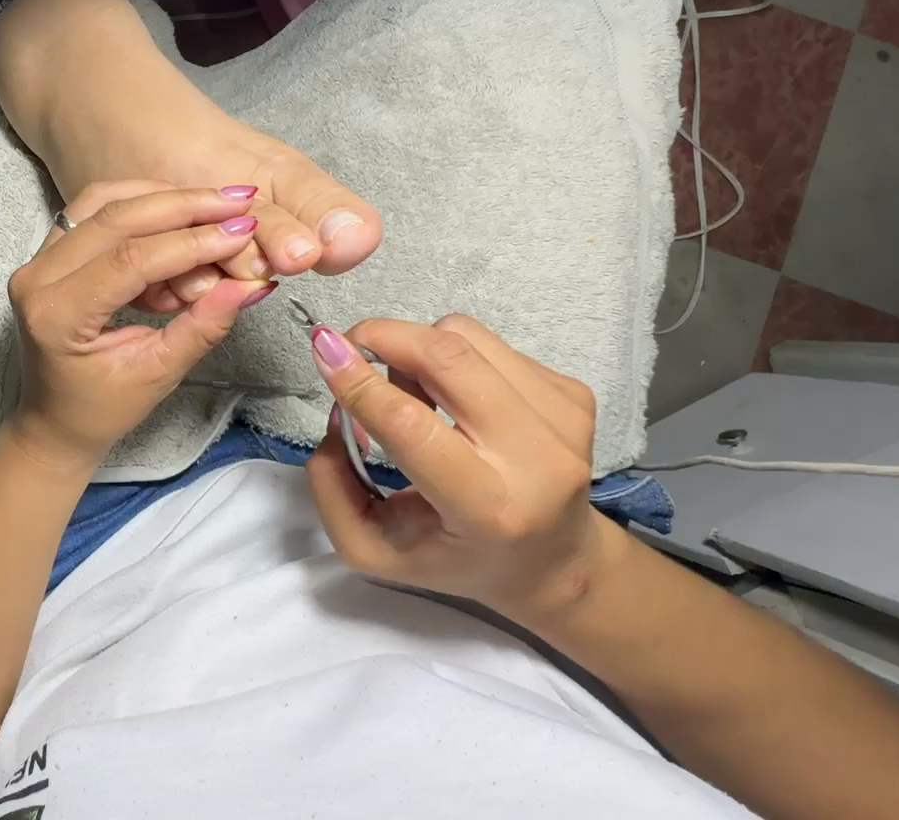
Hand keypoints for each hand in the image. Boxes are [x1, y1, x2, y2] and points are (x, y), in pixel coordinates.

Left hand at [6, 181, 276, 468]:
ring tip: (213, 205)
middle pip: (115, 218)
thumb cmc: (100, 408)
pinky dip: (139, 207)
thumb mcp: (157, 374)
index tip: (243, 231)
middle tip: (238, 203)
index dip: (191, 242)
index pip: (130, 260)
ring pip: (101, 202)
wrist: (54, 421)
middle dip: (183, 206)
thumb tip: (251, 284)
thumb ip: (201, 326)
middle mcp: (36, 279)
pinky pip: (93, 211)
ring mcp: (36, 261)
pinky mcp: (47, 253)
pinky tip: (178, 215)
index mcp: (56, 316)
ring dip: (160, 197)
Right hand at [304, 313, 607, 619]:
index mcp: (486, 508)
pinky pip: (489, 344)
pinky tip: (455, 396)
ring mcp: (562, 420)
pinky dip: (451, 356)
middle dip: (383, 336)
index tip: (322, 347)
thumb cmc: (452, 557)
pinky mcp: (575, 395)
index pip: (411, 425)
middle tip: (350, 347)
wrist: (555, 562)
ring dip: (416, 348)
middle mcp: (537, 459)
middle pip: (446, 358)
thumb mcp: (369, 547)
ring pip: (464, 336)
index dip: (359, 381)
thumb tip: (339, 409)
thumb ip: (332, 484)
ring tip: (414, 390)